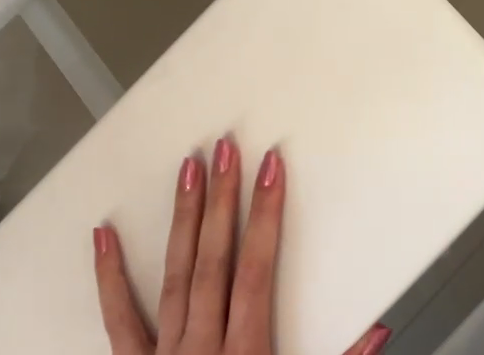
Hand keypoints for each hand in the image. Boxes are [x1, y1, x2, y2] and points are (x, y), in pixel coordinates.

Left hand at [92, 138, 389, 354]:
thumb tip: (380, 330)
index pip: (256, 268)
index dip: (265, 213)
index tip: (271, 168)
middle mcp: (199, 350)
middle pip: (214, 259)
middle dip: (224, 199)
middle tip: (226, 149)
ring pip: (174, 275)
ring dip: (183, 220)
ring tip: (187, 171)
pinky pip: (119, 320)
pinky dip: (109, 277)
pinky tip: (102, 238)